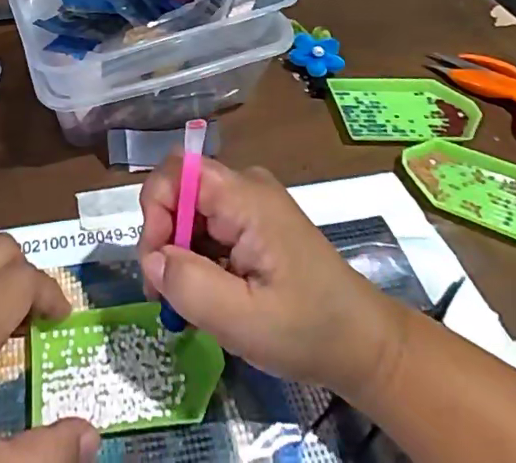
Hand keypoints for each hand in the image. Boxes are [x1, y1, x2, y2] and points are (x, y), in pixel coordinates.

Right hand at [137, 154, 407, 395]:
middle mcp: (246, 187)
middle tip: (167, 293)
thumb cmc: (308, 330)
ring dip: (179, 253)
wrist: (365, 345)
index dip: (155, 209)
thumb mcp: (243, 320)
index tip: (158, 263)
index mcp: (245, 198)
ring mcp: (251, 204)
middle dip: (163, 238)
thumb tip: (151, 259)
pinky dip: (197, 258)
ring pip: (189, 211)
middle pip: (179, 191)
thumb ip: (190, 285)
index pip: (176, 171)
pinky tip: (209, 295)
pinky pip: (207, 226)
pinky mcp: (254, 222)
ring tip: (189, 303)